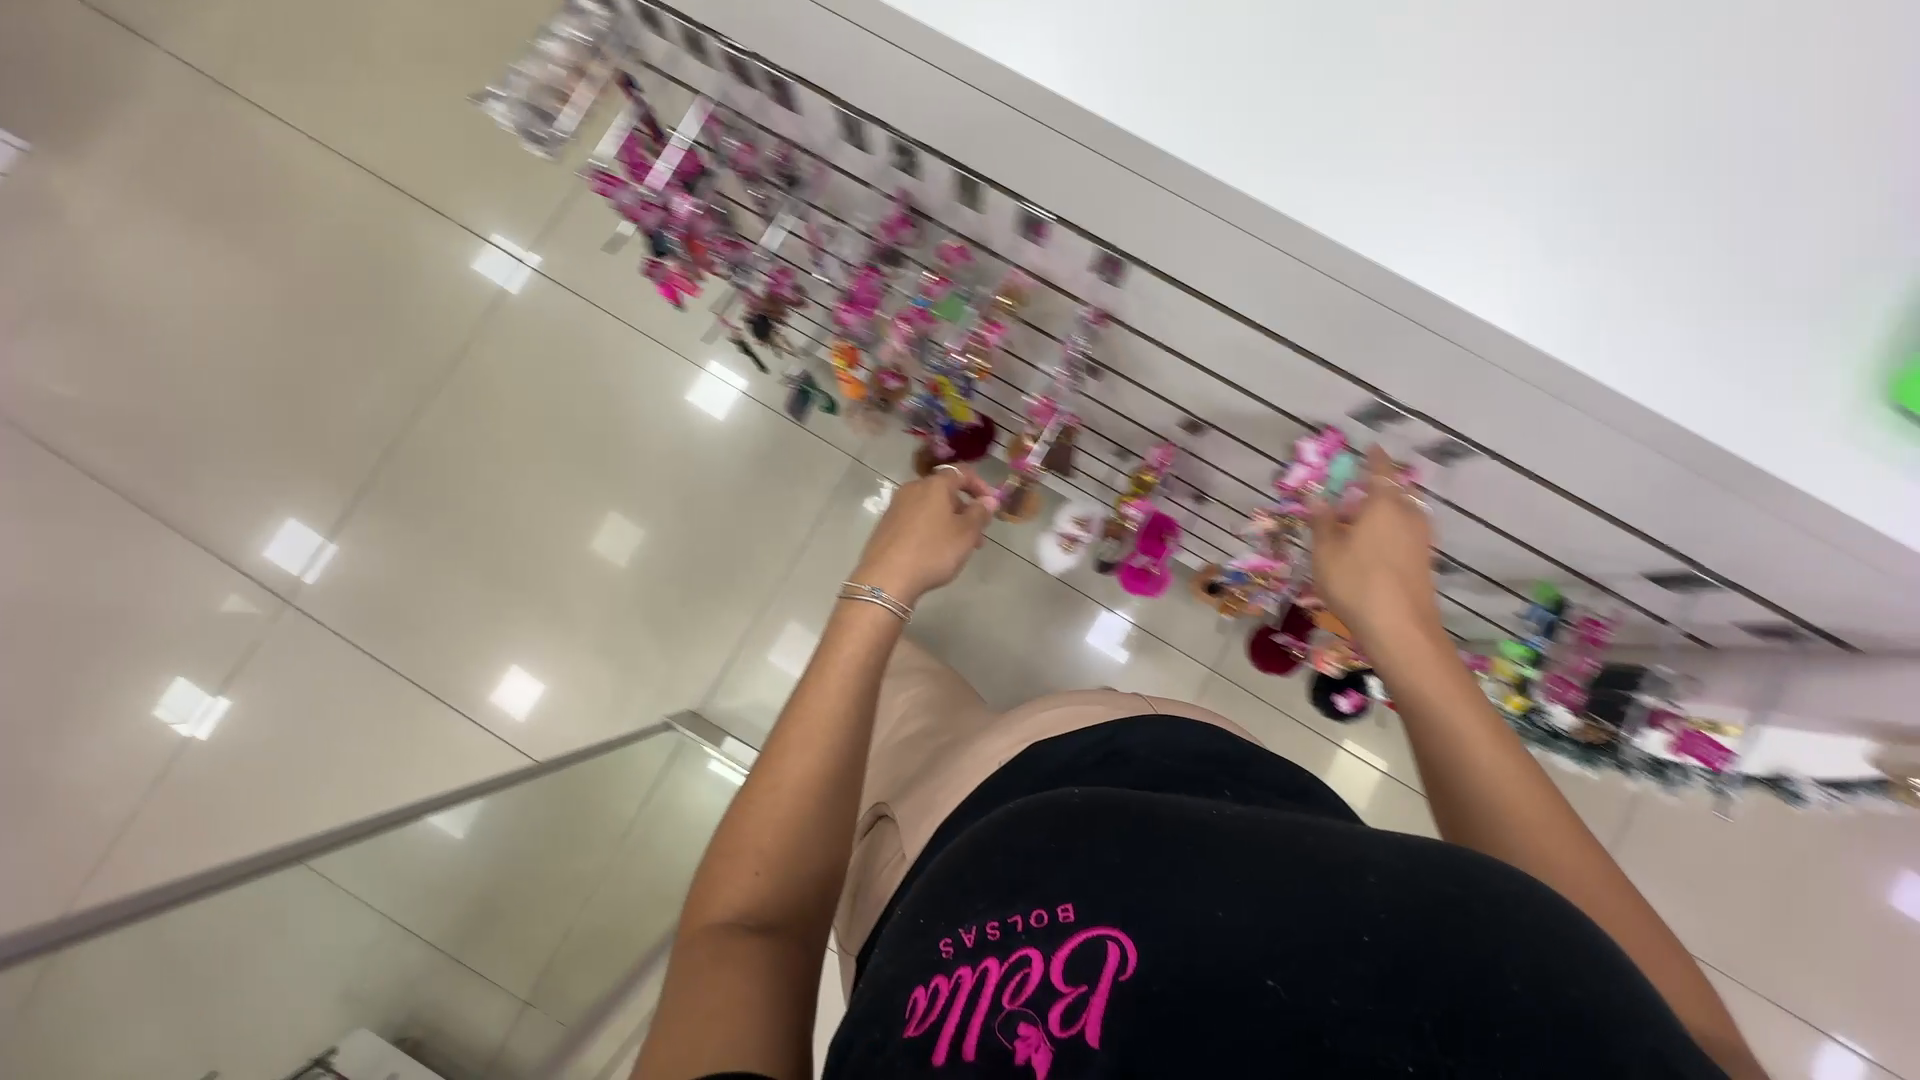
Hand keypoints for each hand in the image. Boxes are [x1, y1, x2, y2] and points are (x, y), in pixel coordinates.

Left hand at [850, 465, 997, 605]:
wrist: (886, 578)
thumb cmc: (933, 551)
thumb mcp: (965, 534)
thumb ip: (980, 513)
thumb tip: (989, 499)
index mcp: (934, 485)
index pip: (961, 473)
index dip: (980, 485)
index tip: (991, 505)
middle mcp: (913, 489)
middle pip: (945, 491)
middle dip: (965, 509)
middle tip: (978, 534)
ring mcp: (896, 507)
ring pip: (931, 508)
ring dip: (949, 522)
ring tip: (960, 548)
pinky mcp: (886, 525)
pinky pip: (916, 519)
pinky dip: (931, 528)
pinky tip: (935, 551)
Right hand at [1308, 445, 1444, 643]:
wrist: (1399, 627)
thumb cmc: (1355, 581)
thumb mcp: (1325, 551)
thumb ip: (1322, 522)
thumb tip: (1319, 499)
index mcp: (1383, 503)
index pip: (1380, 470)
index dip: (1374, 458)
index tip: (1371, 447)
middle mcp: (1408, 514)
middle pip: (1396, 492)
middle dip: (1379, 488)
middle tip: (1356, 493)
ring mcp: (1420, 538)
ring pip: (1403, 513)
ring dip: (1384, 512)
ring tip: (1360, 523)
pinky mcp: (1424, 560)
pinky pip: (1406, 532)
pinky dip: (1391, 530)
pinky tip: (1373, 547)